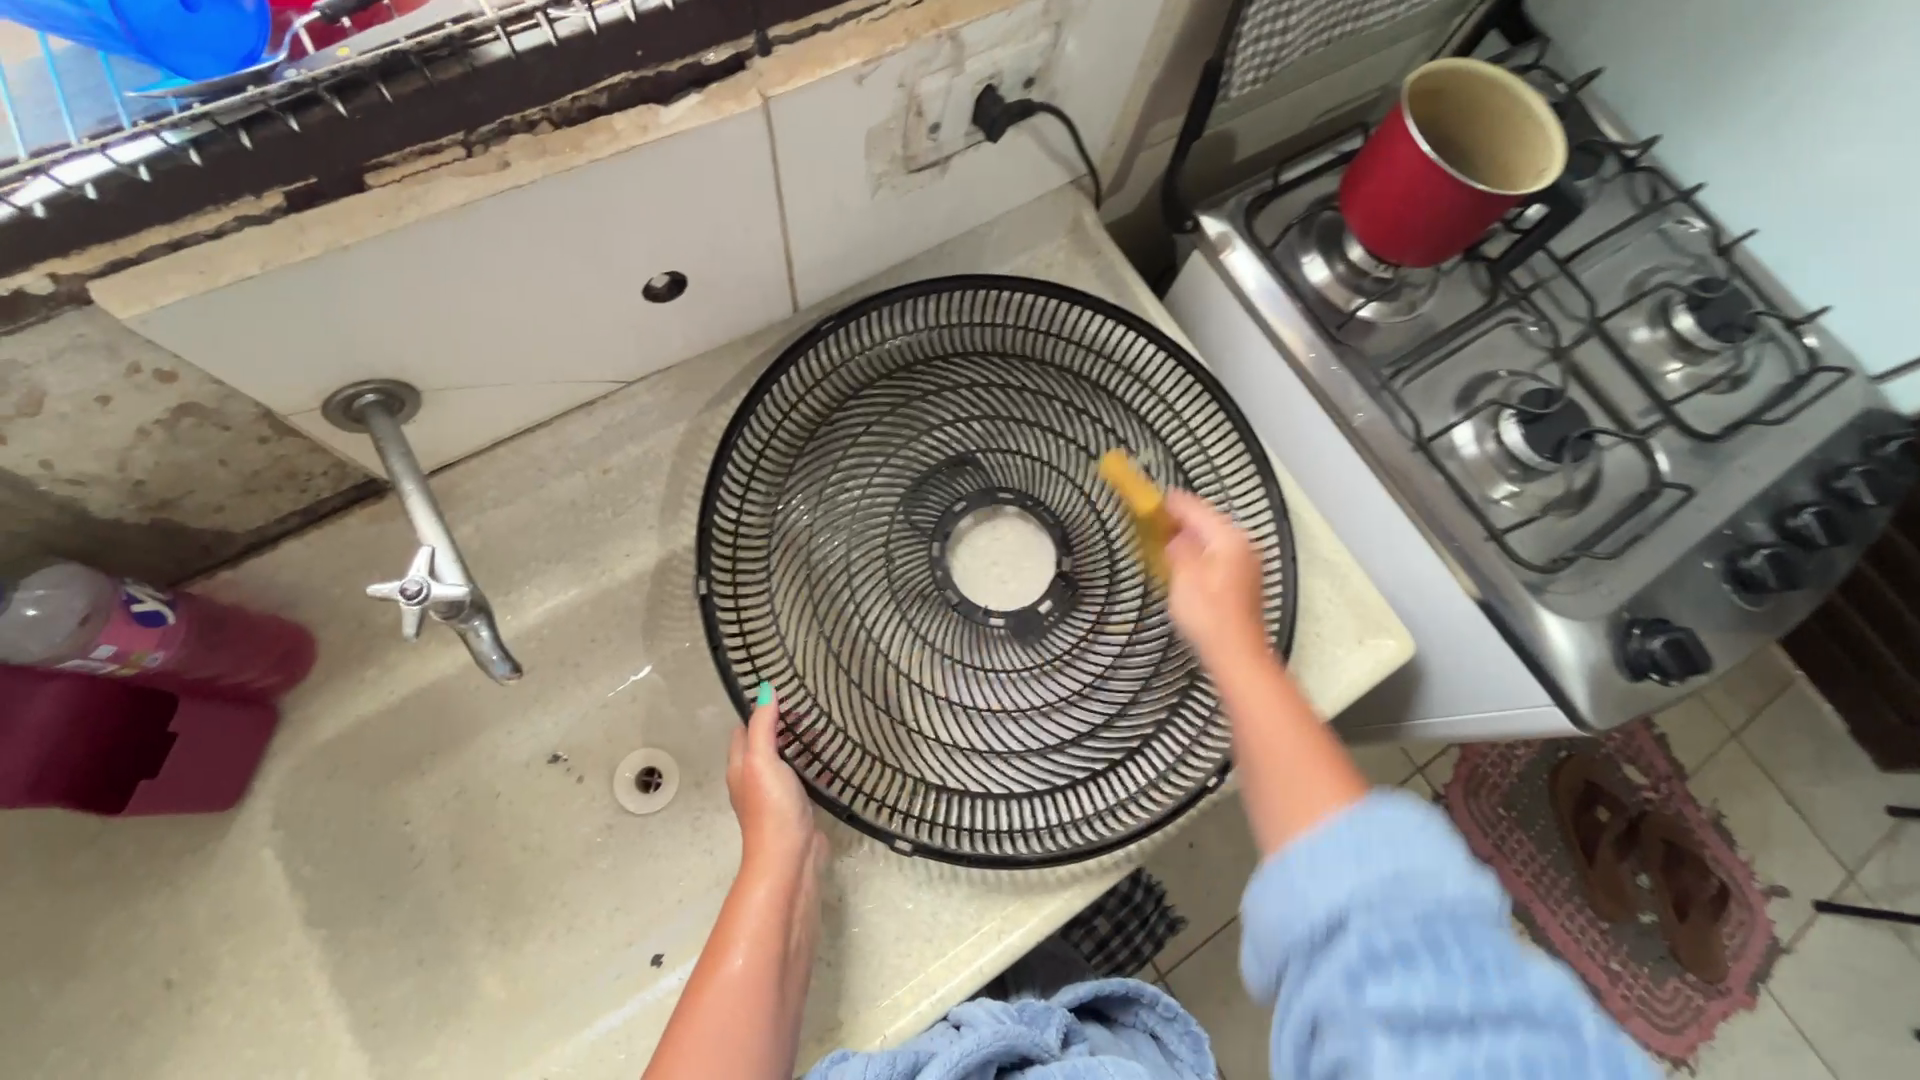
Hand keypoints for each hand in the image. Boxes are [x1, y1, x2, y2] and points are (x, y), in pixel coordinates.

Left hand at [727, 684, 823, 871]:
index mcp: (741, 766)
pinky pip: (805, 778)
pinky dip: (815, 764)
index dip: (760, 710)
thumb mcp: (762, 760)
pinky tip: (833, 756)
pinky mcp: (798, 807)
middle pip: (766, 744)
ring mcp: (777, 795)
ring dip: (801, 744)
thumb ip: (763, 725)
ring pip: (787, 760)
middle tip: (810, 704)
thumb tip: (765, 689)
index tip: (784, 691)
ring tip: (825, 723)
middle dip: (784, 725)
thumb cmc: (771, 806)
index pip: (745, 729)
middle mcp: (755, 779)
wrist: (790, 857)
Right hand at [1162, 489, 1268, 663]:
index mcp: (1229, 538)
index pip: (1196, 508)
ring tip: (1163, 539)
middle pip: (1207, 522)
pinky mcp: (1243, 582)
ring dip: (1189, 539)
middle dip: (1180, 521)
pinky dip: (1199, 554)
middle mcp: (1243, 546)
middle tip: (1154, 518)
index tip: (1153, 497)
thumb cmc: (1211, 617)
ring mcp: (1246, 564)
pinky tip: (1183, 563)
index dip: (1171, 503)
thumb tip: (1172, 536)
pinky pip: (1217, 557)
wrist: (1235, 652)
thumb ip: (1177, 549)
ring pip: (1212, 540)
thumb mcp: (1183, 576)